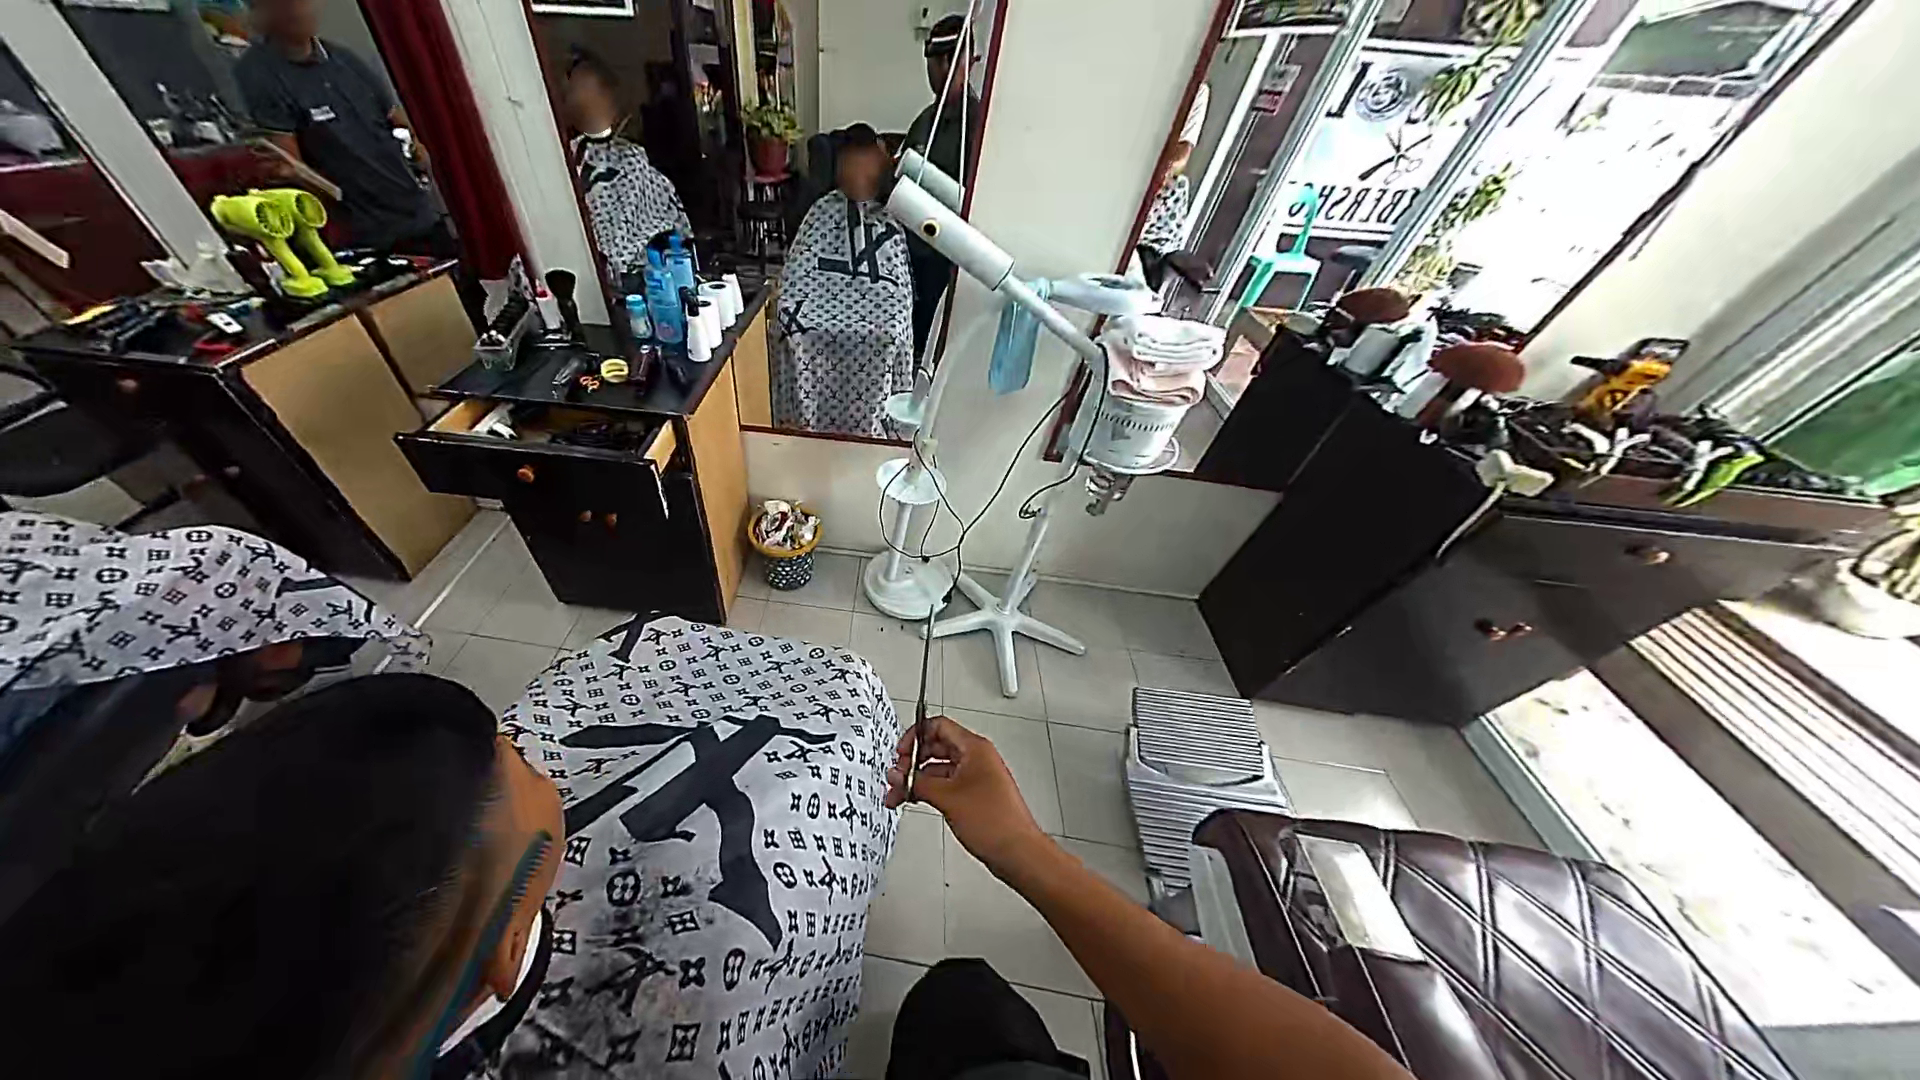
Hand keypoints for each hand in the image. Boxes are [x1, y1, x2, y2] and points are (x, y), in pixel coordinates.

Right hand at [885, 714, 1048, 874]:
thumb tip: (899, 775)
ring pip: (939, 767)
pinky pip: (946, 783)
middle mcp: (976, 758)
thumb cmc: (996, 821)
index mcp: (975, 748)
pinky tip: (916, 800)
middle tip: (898, 774)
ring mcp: (976, 776)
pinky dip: (929, 789)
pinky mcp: (974, 794)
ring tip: (900, 793)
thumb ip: (918, 782)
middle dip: (913, 760)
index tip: (901, 753)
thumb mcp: (947, 797)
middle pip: (937, 746)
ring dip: (918, 778)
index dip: (916, 736)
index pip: (939, 726)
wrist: (1016, 851)